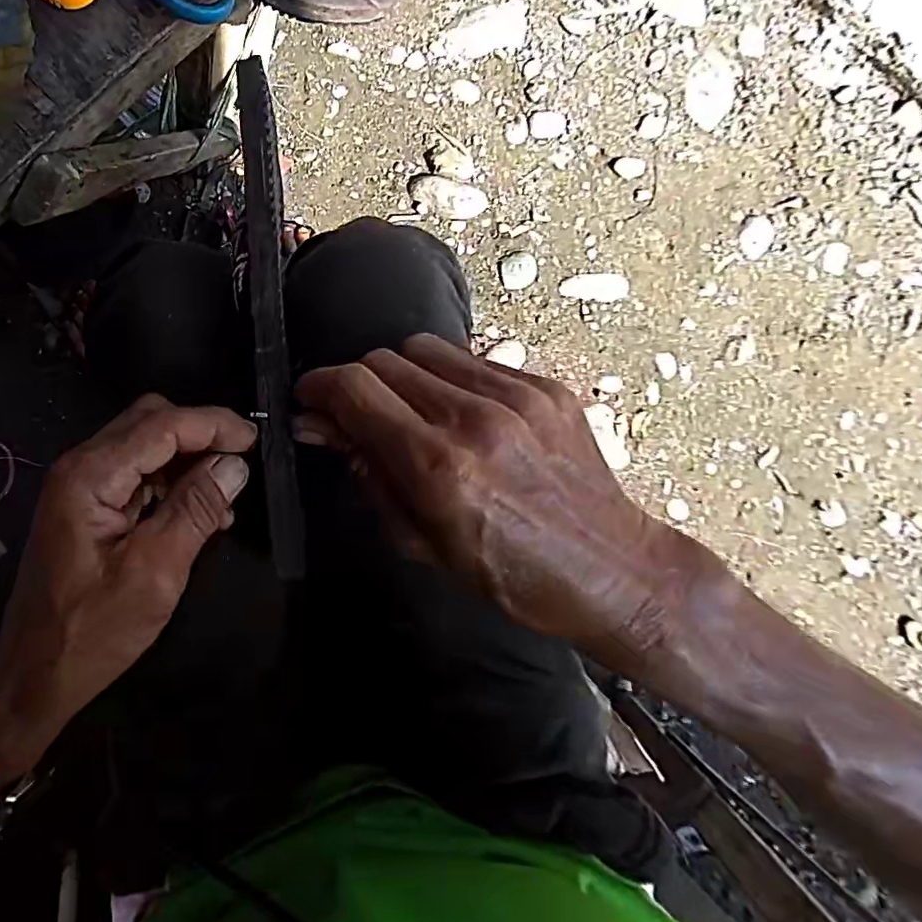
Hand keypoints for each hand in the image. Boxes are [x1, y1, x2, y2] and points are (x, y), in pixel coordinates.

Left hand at [0, 395, 255, 793]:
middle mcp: (80, 467)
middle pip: (148, 422)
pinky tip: (199, 511)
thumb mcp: (154, 573)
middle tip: (241, 464)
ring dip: (187, 460)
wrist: (34, 674)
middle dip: (199, 434)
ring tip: (226, 497)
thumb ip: (194, 510)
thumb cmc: (92, 631)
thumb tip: (233, 465)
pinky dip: (169, 483)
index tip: (255, 439)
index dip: (212, 424)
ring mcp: (80, 486)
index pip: (160, 425)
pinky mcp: (86, 507)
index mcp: (89, 476)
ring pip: (143, 445)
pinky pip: (135, 476)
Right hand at [294, 333, 722, 673]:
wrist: (613, 572)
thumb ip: (364, 471)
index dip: (317, 387)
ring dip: (398, 374)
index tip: (308, 399)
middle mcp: (474, 419)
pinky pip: (469, 358)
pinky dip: (445, 378)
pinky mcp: (544, 388)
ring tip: (407, 409)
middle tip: (355, 414)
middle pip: (381, 360)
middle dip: (354, 383)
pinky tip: (455, 412)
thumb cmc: (508, 573)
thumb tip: (319, 427)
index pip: (354, 389)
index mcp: (437, 465)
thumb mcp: (417, 538)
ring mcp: (516, 397)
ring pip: (422, 347)